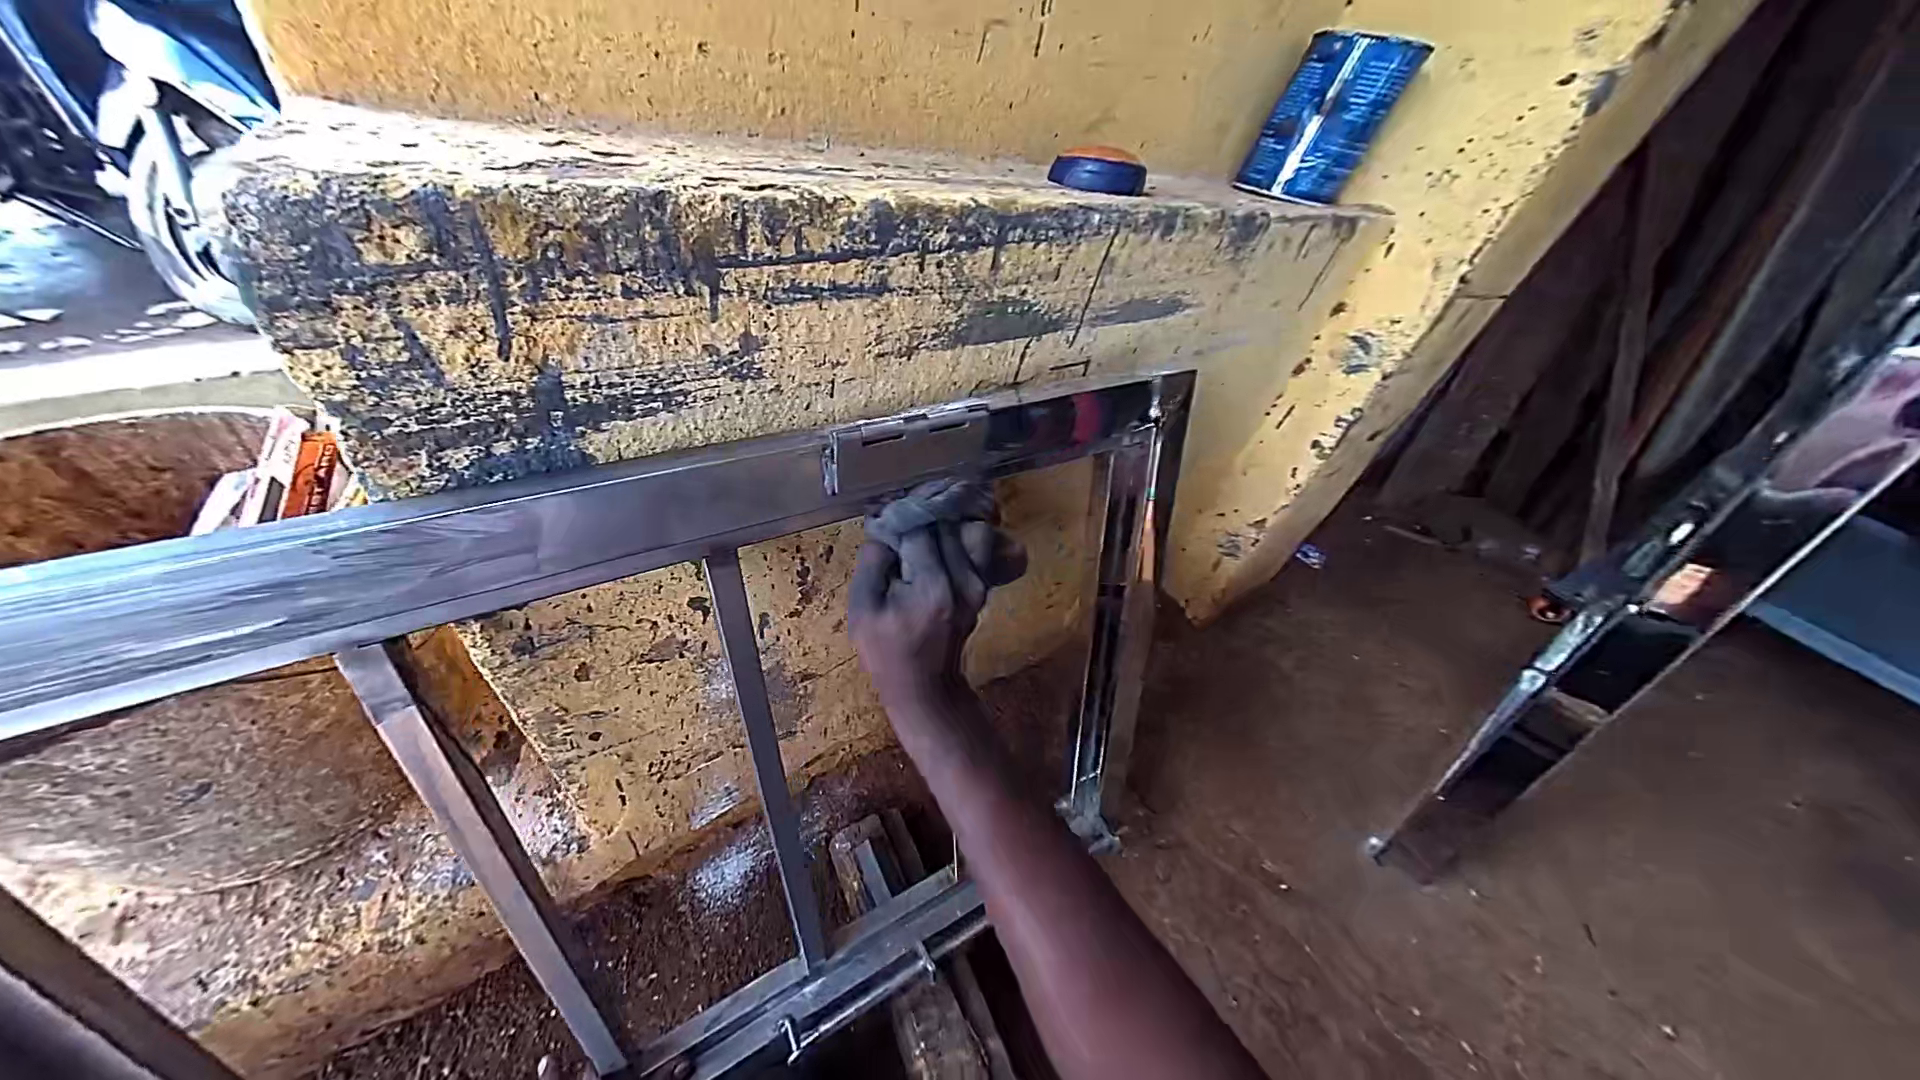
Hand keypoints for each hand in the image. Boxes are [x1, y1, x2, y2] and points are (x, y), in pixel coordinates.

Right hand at [848, 522, 988, 707]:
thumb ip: (872, 561)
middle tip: (900, 513)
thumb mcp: (862, 609)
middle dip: (922, 511)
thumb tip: (885, 524)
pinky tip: (937, 539)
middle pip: (948, 523)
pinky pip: (977, 546)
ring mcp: (978, 583)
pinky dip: (958, 535)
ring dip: (945, 520)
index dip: (899, 514)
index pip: (920, 528)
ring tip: (922, 523)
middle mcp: (964, 580)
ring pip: (969, 528)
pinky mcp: (983, 585)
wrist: (924, 684)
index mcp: (932, 585)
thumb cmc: (886, 650)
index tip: (883, 513)